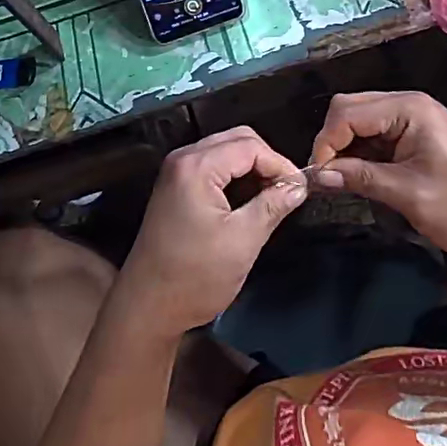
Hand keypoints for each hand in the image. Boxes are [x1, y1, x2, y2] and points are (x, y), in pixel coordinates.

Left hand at [115, 127, 306, 335]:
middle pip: (237, 139)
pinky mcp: (175, 186)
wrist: (147, 306)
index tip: (299, 189)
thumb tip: (297, 187)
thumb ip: (272, 206)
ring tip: (273, 197)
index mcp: (196, 167)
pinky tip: (249, 199)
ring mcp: (176, 171)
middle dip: (266, 161)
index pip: (249, 146)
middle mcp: (183, 159)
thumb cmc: (193, 277)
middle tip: (287, 191)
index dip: (279, 164)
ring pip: (225, 150)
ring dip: (252, 168)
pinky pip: (213, 165)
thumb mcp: (242, 241)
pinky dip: (235, 176)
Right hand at [310, 91, 446, 256]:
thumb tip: (317, 175)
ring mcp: (412, 117)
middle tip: (327, 179)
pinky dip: (360, 153)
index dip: (326, 143)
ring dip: (345, 148)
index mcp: (408, 109)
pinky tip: (359, 177)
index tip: (319, 178)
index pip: (346, 112)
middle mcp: (407, 103)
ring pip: (359, 121)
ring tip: (340, 181)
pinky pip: (374, 134)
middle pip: (349, 109)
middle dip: (332, 141)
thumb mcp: (410, 195)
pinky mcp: (414, 134)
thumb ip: (361, 178)